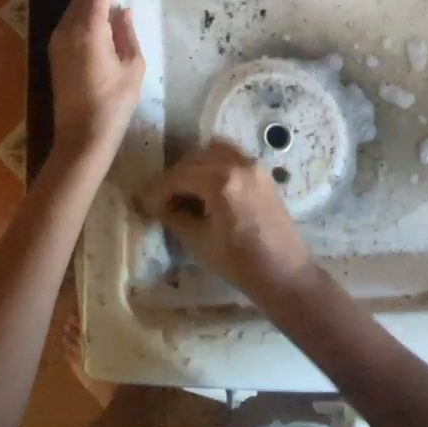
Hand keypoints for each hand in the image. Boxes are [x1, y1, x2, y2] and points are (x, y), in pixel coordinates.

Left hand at [49, 0, 144, 165]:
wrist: (81, 137)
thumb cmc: (114, 104)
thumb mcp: (132, 67)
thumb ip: (126, 33)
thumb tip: (120, 11)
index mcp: (89, 30)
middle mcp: (68, 29)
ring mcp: (59, 39)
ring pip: (75, 2)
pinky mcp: (57, 51)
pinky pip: (71, 16)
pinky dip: (82, 0)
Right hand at [135, 143, 316, 302]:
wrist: (285, 275)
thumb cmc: (240, 264)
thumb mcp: (199, 242)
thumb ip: (175, 216)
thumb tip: (158, 206)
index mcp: (221, 181)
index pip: (178, 177)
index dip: (156, 190)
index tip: (141, 201)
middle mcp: (238, 164)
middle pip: (194, 159)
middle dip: (174, 177)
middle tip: (160, 199)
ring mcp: (254, 165)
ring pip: (213, 151)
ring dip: (195, 167)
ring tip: (184, 191)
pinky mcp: (263, 173)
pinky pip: (232, 157)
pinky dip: (215, 164)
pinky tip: (207, 188)